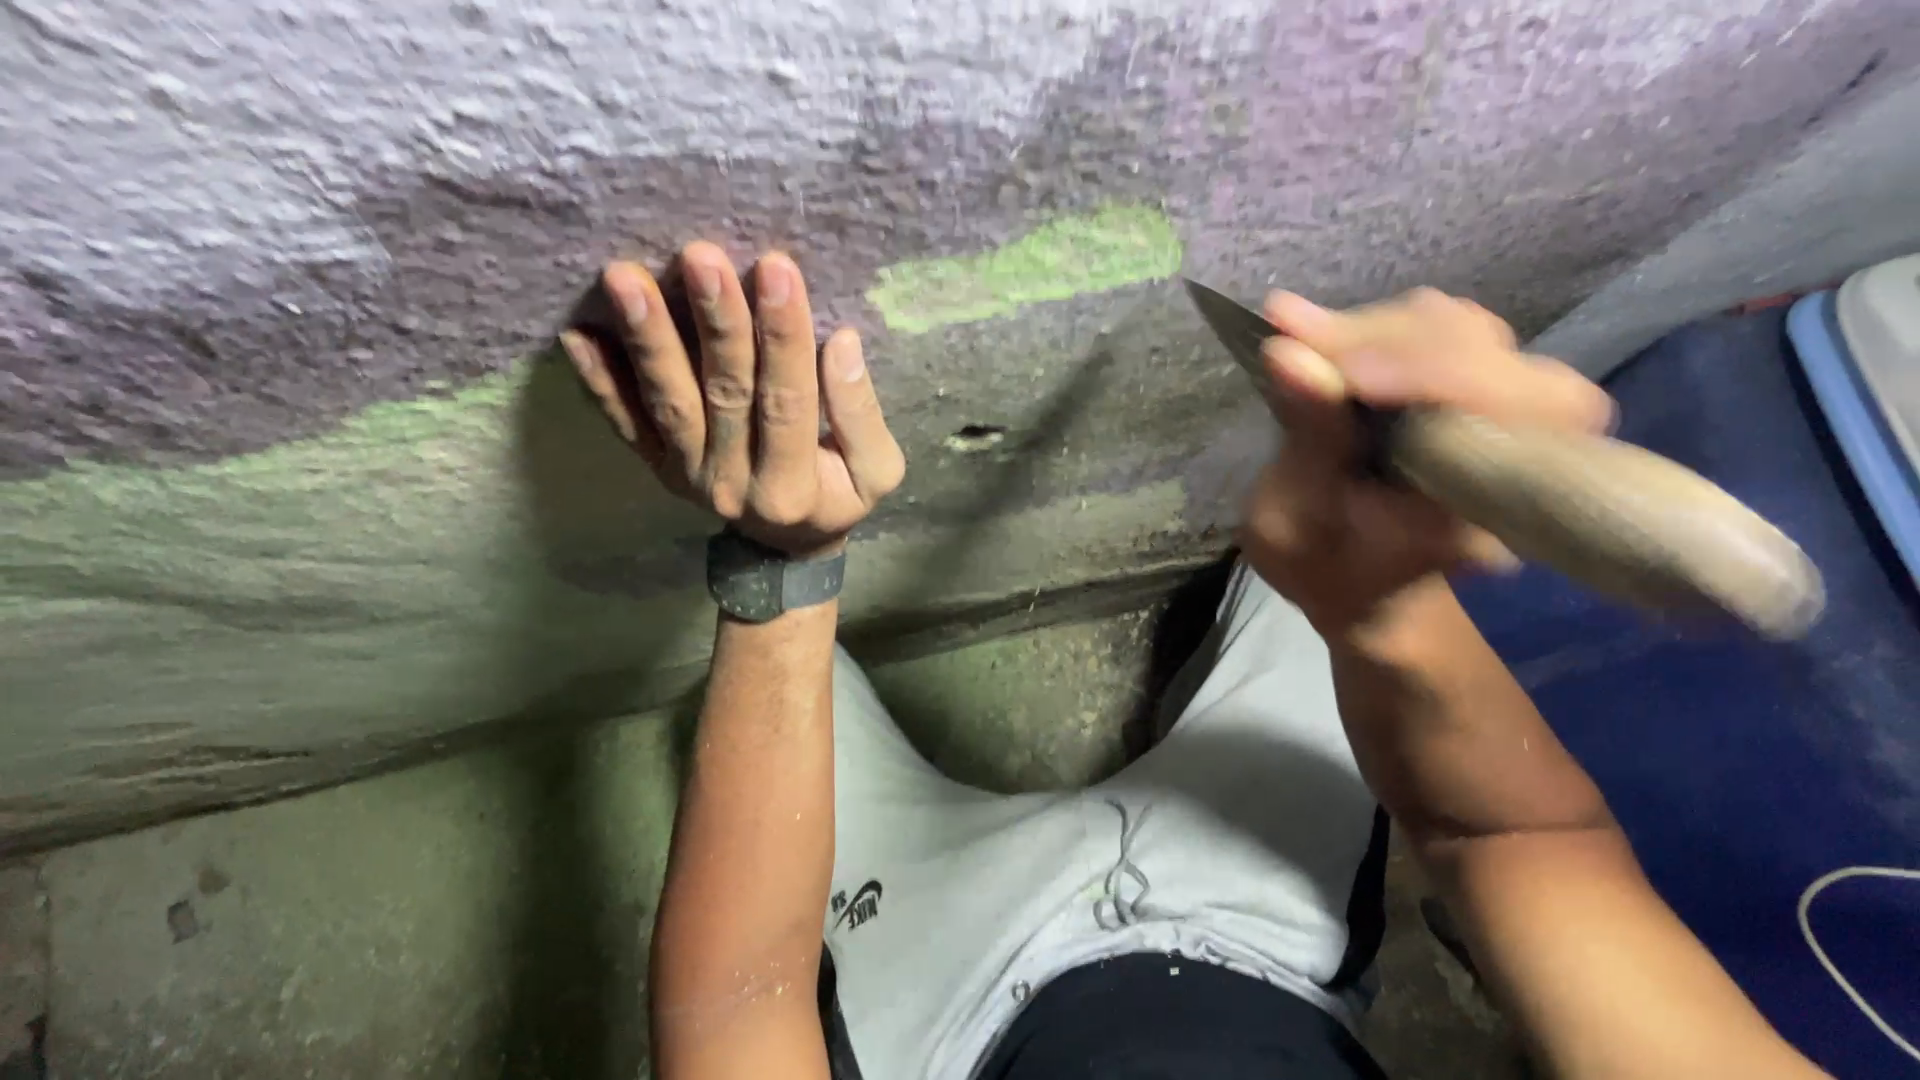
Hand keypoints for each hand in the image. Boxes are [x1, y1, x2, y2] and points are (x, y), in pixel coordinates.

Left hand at [560, 243, 905, 556]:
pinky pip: (625, 424)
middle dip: (716, 323)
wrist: (785, 547)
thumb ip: (862, 414)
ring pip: (669, 402)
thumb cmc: (837, 497)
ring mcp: (686, 474)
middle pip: (725, 393)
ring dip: (648, 339)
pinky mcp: (657, 465)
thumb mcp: (876, 472)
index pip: (789, 402)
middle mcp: (732, 482)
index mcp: (791, 486)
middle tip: (701, 257)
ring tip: (626, 279)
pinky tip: (577, 335)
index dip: (784, 338)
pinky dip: (599, 381)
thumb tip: (841, 342)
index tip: (779, 268)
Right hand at [1241, 287, 1614, 636]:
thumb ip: (1307, 442)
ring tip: (1305, 339)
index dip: (1420, 372)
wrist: (1363, 580)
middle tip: (1296, 337)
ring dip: (1378, 329)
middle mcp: (1520, 448)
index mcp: (1484, 500)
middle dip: (1384, 342)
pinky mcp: (1478, 384)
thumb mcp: (1289, 522)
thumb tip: (1287, 354)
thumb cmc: (1324, 566)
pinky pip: (1446, 332)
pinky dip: (1381, 328)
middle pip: (1479, 352)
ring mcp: (1507, 410)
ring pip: (1463, 331)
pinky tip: (1327, 338)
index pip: (1490, 406)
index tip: (1336, 367)